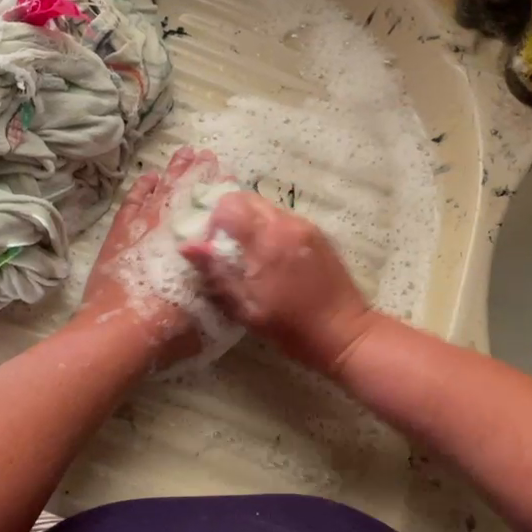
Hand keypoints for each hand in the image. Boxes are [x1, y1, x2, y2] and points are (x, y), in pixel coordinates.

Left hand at [78, 147, 227, 364]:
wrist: (125, 332)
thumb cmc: (178, 326)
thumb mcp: (220, 315)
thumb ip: (232, 289)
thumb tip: (241, 274)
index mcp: (206, 242)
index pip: (218, 206)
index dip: (224, 190)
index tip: (229, 176)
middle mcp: (177, 226)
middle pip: (190, 190)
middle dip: (200, 172)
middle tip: (209, 156)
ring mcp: (145, 225)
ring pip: (163, 188)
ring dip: (175, 171)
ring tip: (186, 154)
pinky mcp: (120, 233)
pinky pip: (133, 200)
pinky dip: (142, 187)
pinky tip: (149, 178)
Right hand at [179, 191, 377, 373]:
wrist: (344, 332)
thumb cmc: (291, 327)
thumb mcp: (245, 307)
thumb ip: (216, 273)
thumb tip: (187, 246)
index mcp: (267, 240)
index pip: (229, 204)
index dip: (214, 222)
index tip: (215, 248)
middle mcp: (287, 224)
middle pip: (247, 199)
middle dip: (230, 219)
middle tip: (228, 250)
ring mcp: (305, 226)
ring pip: (266, 208)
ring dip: (250, 224)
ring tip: (251, 257)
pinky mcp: (317, 233)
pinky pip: (284, 219)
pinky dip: (270, 230)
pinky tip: (273, 260)